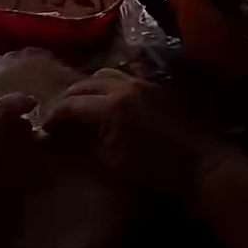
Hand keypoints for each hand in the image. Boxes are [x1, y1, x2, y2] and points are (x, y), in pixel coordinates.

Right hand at [39, 69, 239, 202]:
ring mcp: (143, 84)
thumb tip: (65, 136)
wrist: (204, 168)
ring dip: (87, 88)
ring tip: (80, 105)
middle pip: (84, 83)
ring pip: (104, 75)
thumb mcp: (113, 161)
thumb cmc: (157, 172)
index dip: (53, 116)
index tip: (43, 127)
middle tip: (57, 115)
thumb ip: (86, 142)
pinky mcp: (157, 88)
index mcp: (111, 106)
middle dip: (67, 99)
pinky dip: (107, 87)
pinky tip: (106, 103)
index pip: (70, 105)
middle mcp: (124, 86)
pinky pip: (124, 79)